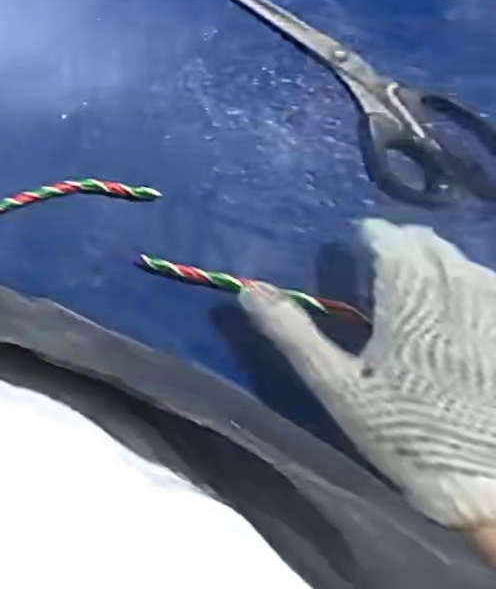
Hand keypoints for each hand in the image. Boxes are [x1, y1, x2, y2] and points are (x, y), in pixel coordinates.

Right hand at [241, 218, 495, 527]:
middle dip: (427, 246)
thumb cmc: (401, 434)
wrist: (487, 491)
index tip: (366, 229)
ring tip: (443, 257)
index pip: (404, 268)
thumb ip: (292, 334)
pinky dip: (492, 293)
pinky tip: (483, 292)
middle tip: (402, 234)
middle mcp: (464, 330)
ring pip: (490, 288)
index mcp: (414, 330)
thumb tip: (249, 288)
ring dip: (465, 264)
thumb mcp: (334, 386)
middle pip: (453, 271)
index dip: (386, 241)